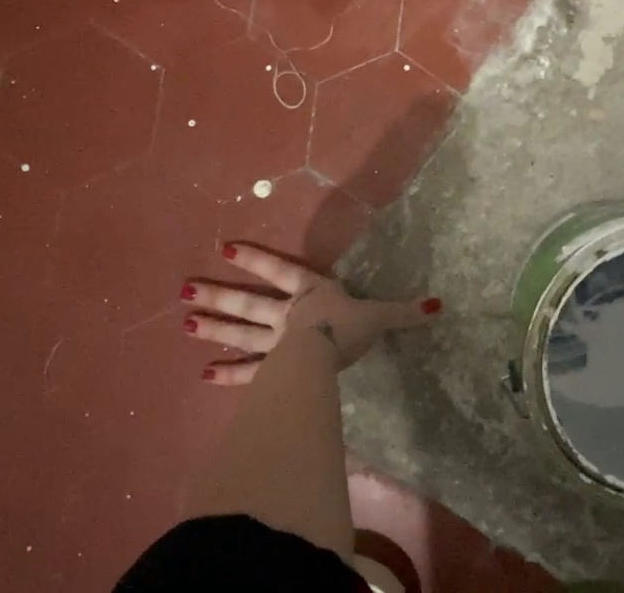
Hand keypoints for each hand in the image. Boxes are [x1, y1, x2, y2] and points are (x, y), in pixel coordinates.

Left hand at [180, 243, 440, 383]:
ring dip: (214, 327)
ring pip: (240, 332)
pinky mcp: (271, 371)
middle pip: (249, 303)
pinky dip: (227, 373)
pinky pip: (247, 371)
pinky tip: (204, 374)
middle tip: (185, 290)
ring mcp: (274, 343)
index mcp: (312, 294)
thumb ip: (405, 311)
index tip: (225, 249)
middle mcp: (287, 315)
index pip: (282, 271)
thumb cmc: (349, 330)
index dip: (256, 259)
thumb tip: (438, 304)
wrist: (324, 360)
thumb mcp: (380, 316)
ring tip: (185, 322)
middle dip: (218, 295)